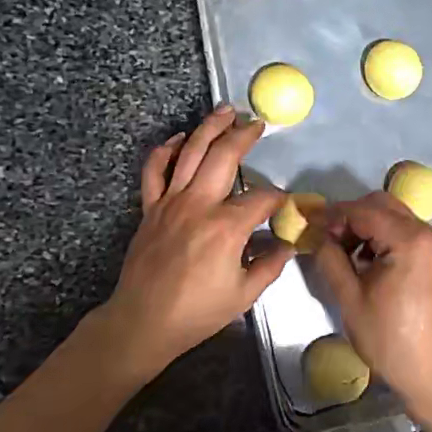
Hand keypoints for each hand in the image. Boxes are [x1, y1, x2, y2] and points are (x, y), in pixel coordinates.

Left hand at [95, 106, 293, 377]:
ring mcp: (171, 202)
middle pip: (225, 156)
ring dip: (209, 127)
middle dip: (244, 136)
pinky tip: (180, 139)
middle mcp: (199, 204)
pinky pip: (154, 170)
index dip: (278, 198)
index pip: (261, 199)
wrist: (144, 320)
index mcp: (227, 227)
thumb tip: (288, 246)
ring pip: (191, 152)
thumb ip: (270, 265)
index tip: (284, 203)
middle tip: (257, 123)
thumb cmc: (196, 312)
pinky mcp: (150, 207)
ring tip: (225, 110)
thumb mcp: (244, 295)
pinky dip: (166, 150)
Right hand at [310, 192, 431, 424]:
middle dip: (348, 216)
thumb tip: (316, 234)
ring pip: (390, 216)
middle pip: (380, 205)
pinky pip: (401, 231)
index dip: (331, 214)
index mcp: (409, 240)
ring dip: (362, 226)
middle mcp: (426, 233)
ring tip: (341, 252)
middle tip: (324, 238)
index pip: (363, 210)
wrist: (427, 370)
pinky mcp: (431, 257)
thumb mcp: (349, 296)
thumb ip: (330, 257)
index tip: (306, 222)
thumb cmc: (387, 337)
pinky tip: (362, 260)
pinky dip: (378, 236)